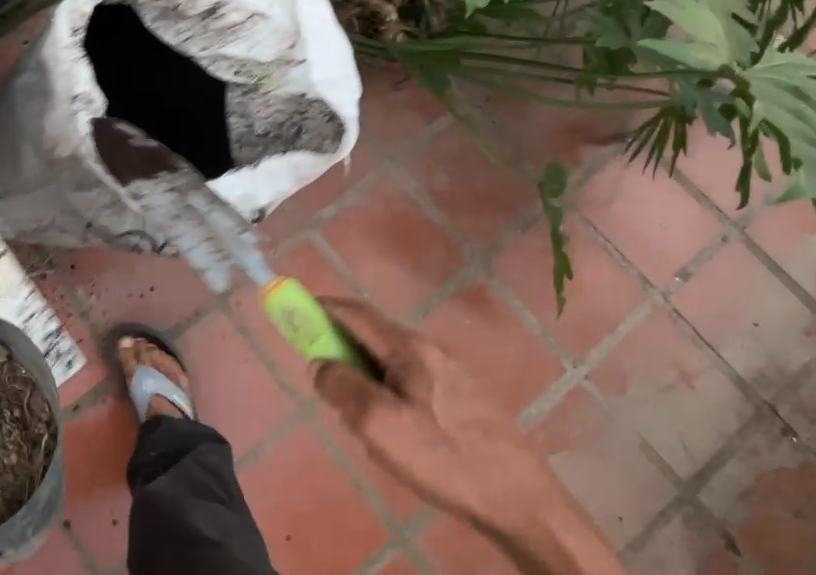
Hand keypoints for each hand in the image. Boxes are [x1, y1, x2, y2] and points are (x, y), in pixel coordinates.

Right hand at [312, 298, 624, 574]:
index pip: (351, 311)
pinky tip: (398, 439)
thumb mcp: (377, 423)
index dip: (316, 309)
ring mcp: (451, 377)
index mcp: (409, 347)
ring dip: (364, 385)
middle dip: (340, 358)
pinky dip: (387, 400)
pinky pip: (408, 387)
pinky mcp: (463, 403)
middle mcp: (430, 351)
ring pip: (387, 366)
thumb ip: (338, 384)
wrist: (525, 506)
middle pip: (368, 338)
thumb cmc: (445, 458)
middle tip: (333, 398)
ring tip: (368, 429)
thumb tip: (320, 364)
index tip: (290, 320)